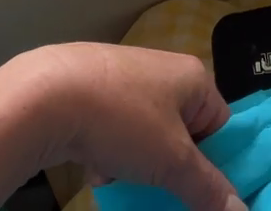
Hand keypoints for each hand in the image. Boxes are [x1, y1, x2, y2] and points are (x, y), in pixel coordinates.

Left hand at [0, 44, 241, 210]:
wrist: (48, 96)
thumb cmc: (123, 120)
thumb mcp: (171, 161)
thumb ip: (208, 189)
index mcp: (194, 77)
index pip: (222, 125)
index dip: (217, 164)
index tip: (202, 197)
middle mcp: (165, 71)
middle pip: (185, 133)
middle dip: (175, 170)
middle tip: (166, 198)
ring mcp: (128, 79)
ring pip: (149, 136)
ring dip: (143, 167)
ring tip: (130, 187)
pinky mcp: (96, 91)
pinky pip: (119, 131)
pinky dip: (114, 154)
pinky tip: (99, 170)